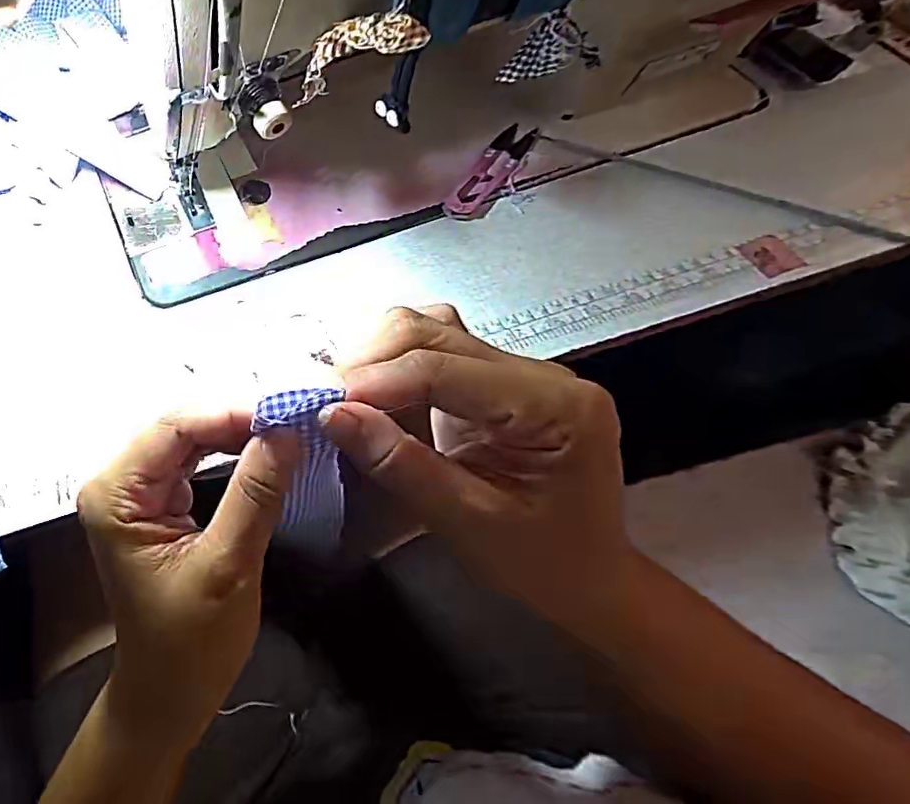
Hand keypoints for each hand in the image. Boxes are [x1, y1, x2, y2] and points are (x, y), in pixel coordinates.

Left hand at [74, 410, 300, 753]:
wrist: (167, 693)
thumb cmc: (189, 644)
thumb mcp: (227, 567)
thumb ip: (254, 495)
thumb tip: (284, 434)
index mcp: (114, 494)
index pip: (170, 430)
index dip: (226, 414)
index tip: (281, 412)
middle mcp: (114, 484)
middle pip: (175, 431)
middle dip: (231, 421)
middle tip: (289, 418)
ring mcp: (131, 493)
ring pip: (184, 443)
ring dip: (231, 434)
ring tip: (281, 428)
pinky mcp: (151, 504)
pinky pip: (188, 464)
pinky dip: (224, 454)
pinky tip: (256, 448)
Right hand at [325, 306, 628, 630]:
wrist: (585, 580)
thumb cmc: (540, 563)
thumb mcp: (466, 523)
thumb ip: (399, 464)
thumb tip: (332, 414)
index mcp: (554, 405)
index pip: (443, 368)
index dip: (375, 381)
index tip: (324, 406)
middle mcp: (537, 373)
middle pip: (430, 331)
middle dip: (369, 361)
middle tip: (328, 402)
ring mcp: (512, 370)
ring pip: (423, 329)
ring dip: (374, 356)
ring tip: (347, 397)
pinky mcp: (487, 377)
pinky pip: (425, 347)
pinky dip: (387, 362)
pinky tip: (371, 393)